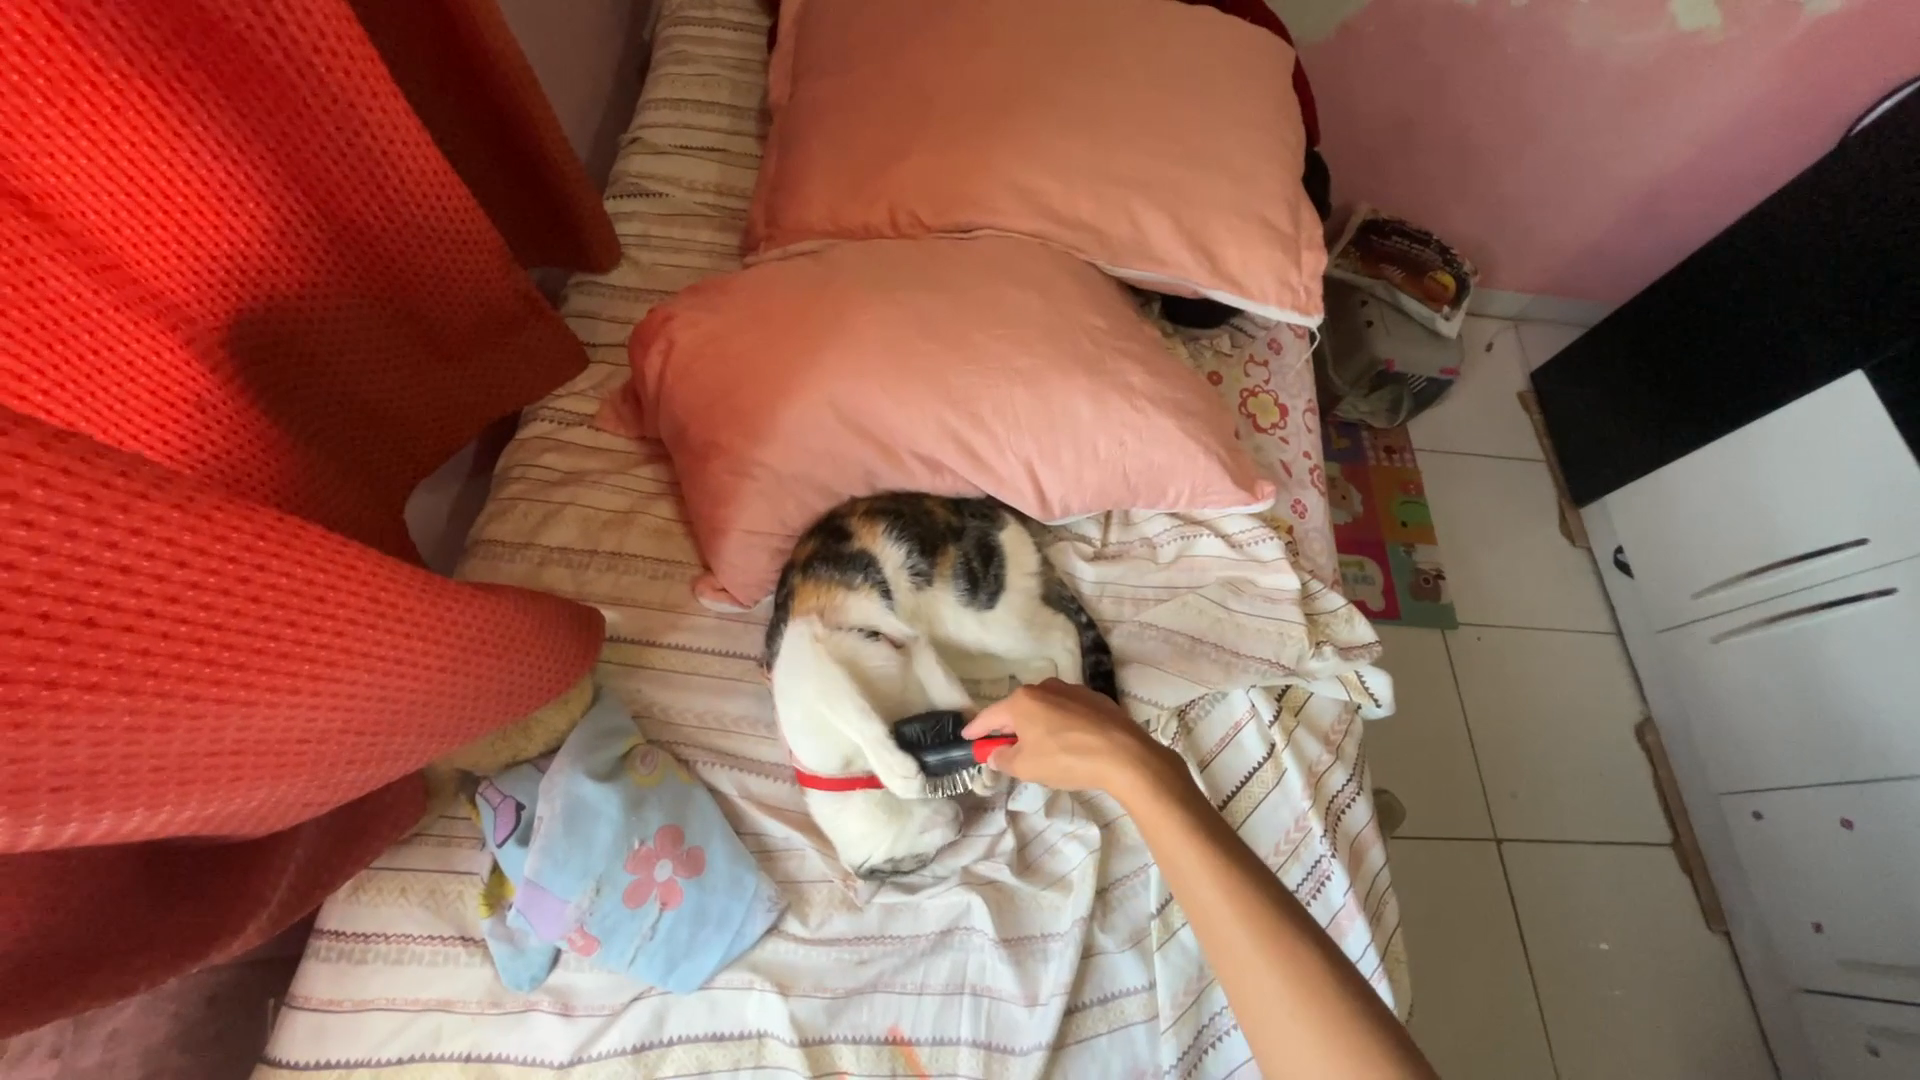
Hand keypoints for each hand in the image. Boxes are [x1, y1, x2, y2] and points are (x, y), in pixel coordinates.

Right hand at [961, 679, 1185, 797]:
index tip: (967, 737)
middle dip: (1009, 727)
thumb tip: (994, 754)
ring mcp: (1071, 690)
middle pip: (1018, 709)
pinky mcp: (1095, 698)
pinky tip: (1068, 742)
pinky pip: (1067, 711)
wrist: (1123, 754)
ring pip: (1044, 708)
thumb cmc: (1066, 759)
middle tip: (1003, 746)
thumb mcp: (1027, 766)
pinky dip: (1060, 724)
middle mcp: (1044, 687)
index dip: (977, 729)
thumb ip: (1004, 759)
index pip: (990, 716)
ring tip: (1040, 747)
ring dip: (1037, 725)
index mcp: (1022, 701)